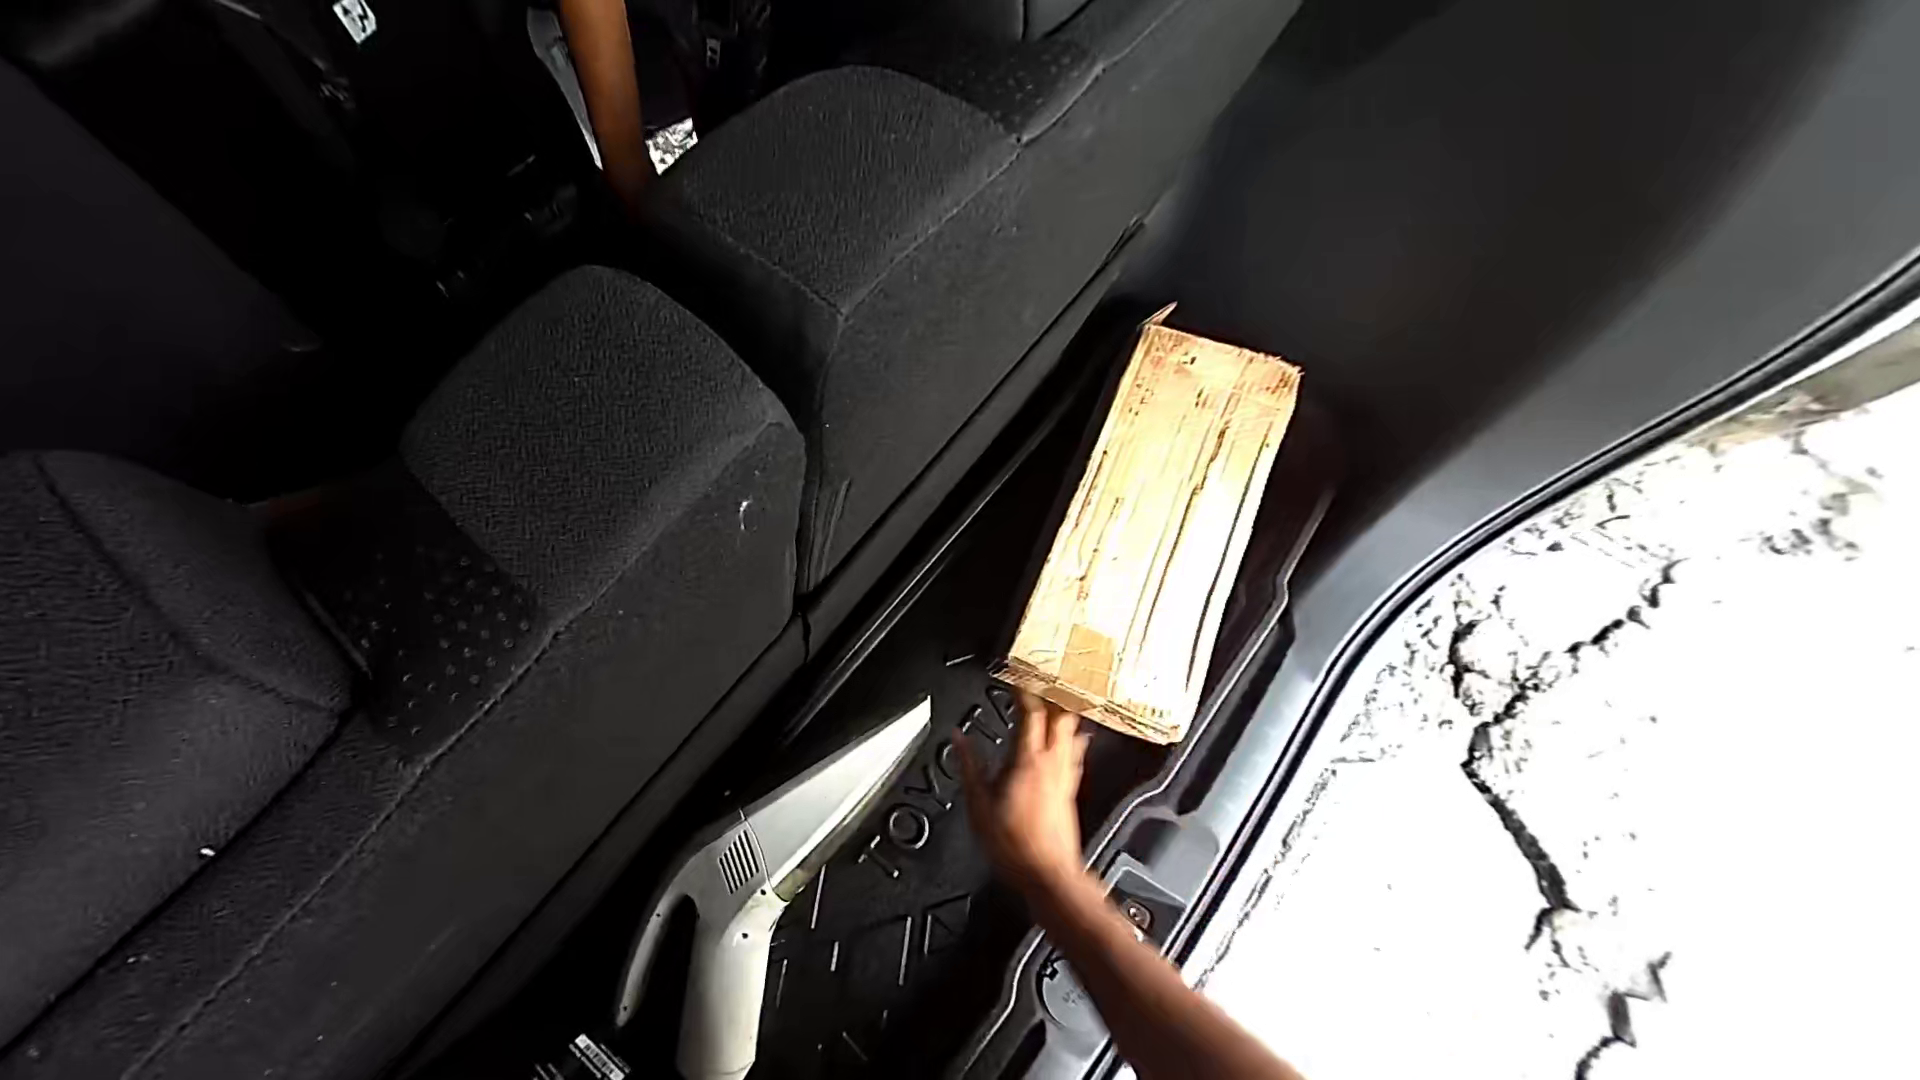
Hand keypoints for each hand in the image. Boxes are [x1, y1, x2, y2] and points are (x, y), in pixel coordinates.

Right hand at [956, 691, 1092, 899]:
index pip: (1031, 713)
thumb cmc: (1014, 845)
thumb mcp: (979, 804)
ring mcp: (1065, 776)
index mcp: (1028, 761)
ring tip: (1060, 697)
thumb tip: (958, 738)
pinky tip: (1077, 736)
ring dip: (1066, 711)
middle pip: (1061, 716)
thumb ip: (969, 765)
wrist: (1048, 874)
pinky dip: (1075, 736)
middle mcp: (1052, 763)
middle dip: (1053, 693)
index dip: (1024, 692)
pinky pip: (1077, 753)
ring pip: (1072, 731)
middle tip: (1044, 679)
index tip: (1016, 679)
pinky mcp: (1072, 790)